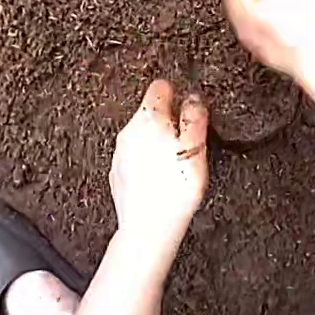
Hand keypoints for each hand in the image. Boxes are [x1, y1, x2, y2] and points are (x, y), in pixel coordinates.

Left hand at [110, 79, 208, 246]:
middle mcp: (129, 131)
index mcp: (149, 120)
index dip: (177, 96)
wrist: (149, 227)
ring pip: (141, 136)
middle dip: (168, 123)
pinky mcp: (118, 172)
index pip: (160, 87)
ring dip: (156, 143)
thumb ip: (194, 118)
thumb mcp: (196, 150)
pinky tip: (159, 179)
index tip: (186, 111)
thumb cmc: (175, 191)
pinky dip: (146, 162)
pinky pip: (134, 157)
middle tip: (185, 146)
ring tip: (173, 167)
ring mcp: (121, 153)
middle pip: (149, 113)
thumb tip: (193, 98)